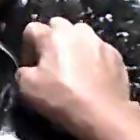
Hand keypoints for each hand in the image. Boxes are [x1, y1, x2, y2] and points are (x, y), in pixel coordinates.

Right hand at [16, 17, 135, 139]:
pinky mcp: (116, 55)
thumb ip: (23, 71)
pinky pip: (99, 51)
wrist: (103, 113)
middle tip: (53, 64)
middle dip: (53, 41)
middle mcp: (77, 32)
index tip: (31, 66)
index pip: (32, 29)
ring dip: (75, 47)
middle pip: (59, 26)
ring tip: (75, 70)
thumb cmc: (61, 97)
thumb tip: (29, 69)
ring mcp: (100, 42)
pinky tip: (93, 79)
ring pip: (82, 36)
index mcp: (52, 36)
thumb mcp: (27, 88)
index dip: (27, 47)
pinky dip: (94, 60)